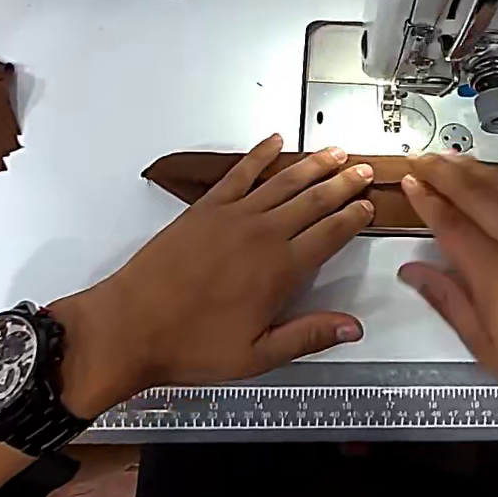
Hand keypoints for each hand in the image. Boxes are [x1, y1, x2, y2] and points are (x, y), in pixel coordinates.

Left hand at [53, 135, 373, 415]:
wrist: (130, 327)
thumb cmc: (191, 345)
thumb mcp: (257, 355)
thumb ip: (308, 336)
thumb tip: (352, 327)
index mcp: (280, 270)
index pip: (330, 234)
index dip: (354, 217)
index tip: (368, 206)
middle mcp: (263, 234)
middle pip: (315, 200)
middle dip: (344, 183)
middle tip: (364, 170)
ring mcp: (234, 215)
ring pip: (285, 181)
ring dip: (314, 164)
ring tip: (336, 152)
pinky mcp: (206, 207)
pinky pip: (240, 172)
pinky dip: (260, 154)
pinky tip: (275, 141)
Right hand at [398, 152, 497, 435]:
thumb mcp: (486, 345)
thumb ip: (448, 299)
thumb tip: (413, 271)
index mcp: (496, 272)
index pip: (452, 224)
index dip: (427, 200)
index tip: (409, 182)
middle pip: (477, 195)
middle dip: (445, 172)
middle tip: (421, 158)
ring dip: (476, 170)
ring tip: (452, 157)